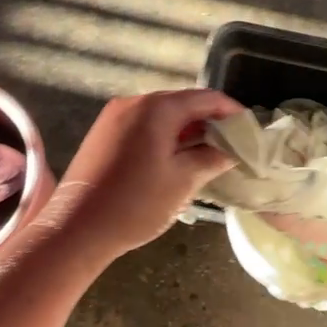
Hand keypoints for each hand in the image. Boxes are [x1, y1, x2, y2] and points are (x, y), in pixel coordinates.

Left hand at [48, 90, 242, 260]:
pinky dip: (165, 137)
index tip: (250, 130)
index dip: (231, 111)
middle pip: (182, 103)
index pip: (205, 98)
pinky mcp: (103, 134)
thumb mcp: (183, 181)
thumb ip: (212, 158)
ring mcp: (114, 117)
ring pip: (162, 116)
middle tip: (232, 144)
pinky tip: (177, 158)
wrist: (76, 228)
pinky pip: (144, 126)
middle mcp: (133, 103)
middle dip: (210, 121)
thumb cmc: (135, 203)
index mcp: (156, 108)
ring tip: (209, 153)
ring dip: (187, 130)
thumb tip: (231, 149)